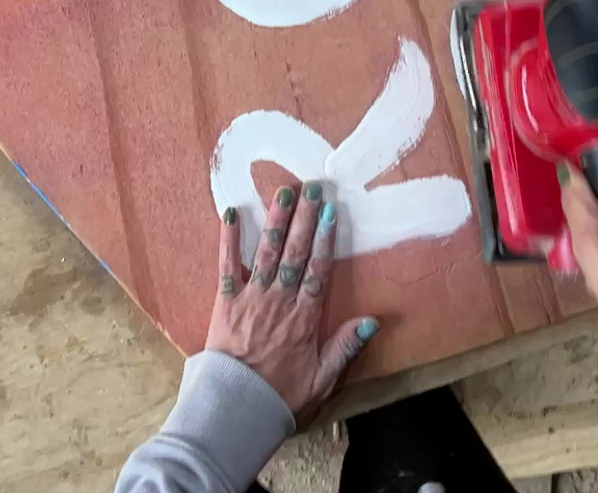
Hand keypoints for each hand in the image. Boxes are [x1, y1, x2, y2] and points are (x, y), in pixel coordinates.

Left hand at [207, 182, 378, 421]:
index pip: (318, 270)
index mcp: (303, 318)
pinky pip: (227, 264)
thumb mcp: (321, 379)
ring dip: (274, 219)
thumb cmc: (281, 396)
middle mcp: (279, 300)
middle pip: (294, 252)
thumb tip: (372, 320)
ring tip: (282, 191)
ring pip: (265, 251)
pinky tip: (230, 212)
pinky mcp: (225, 300)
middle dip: (304, 218)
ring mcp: (251, 297)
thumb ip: (345, 347)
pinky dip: (228, 238)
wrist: (234, 410)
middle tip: (311, 187)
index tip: (332, 211)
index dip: (326, 239)